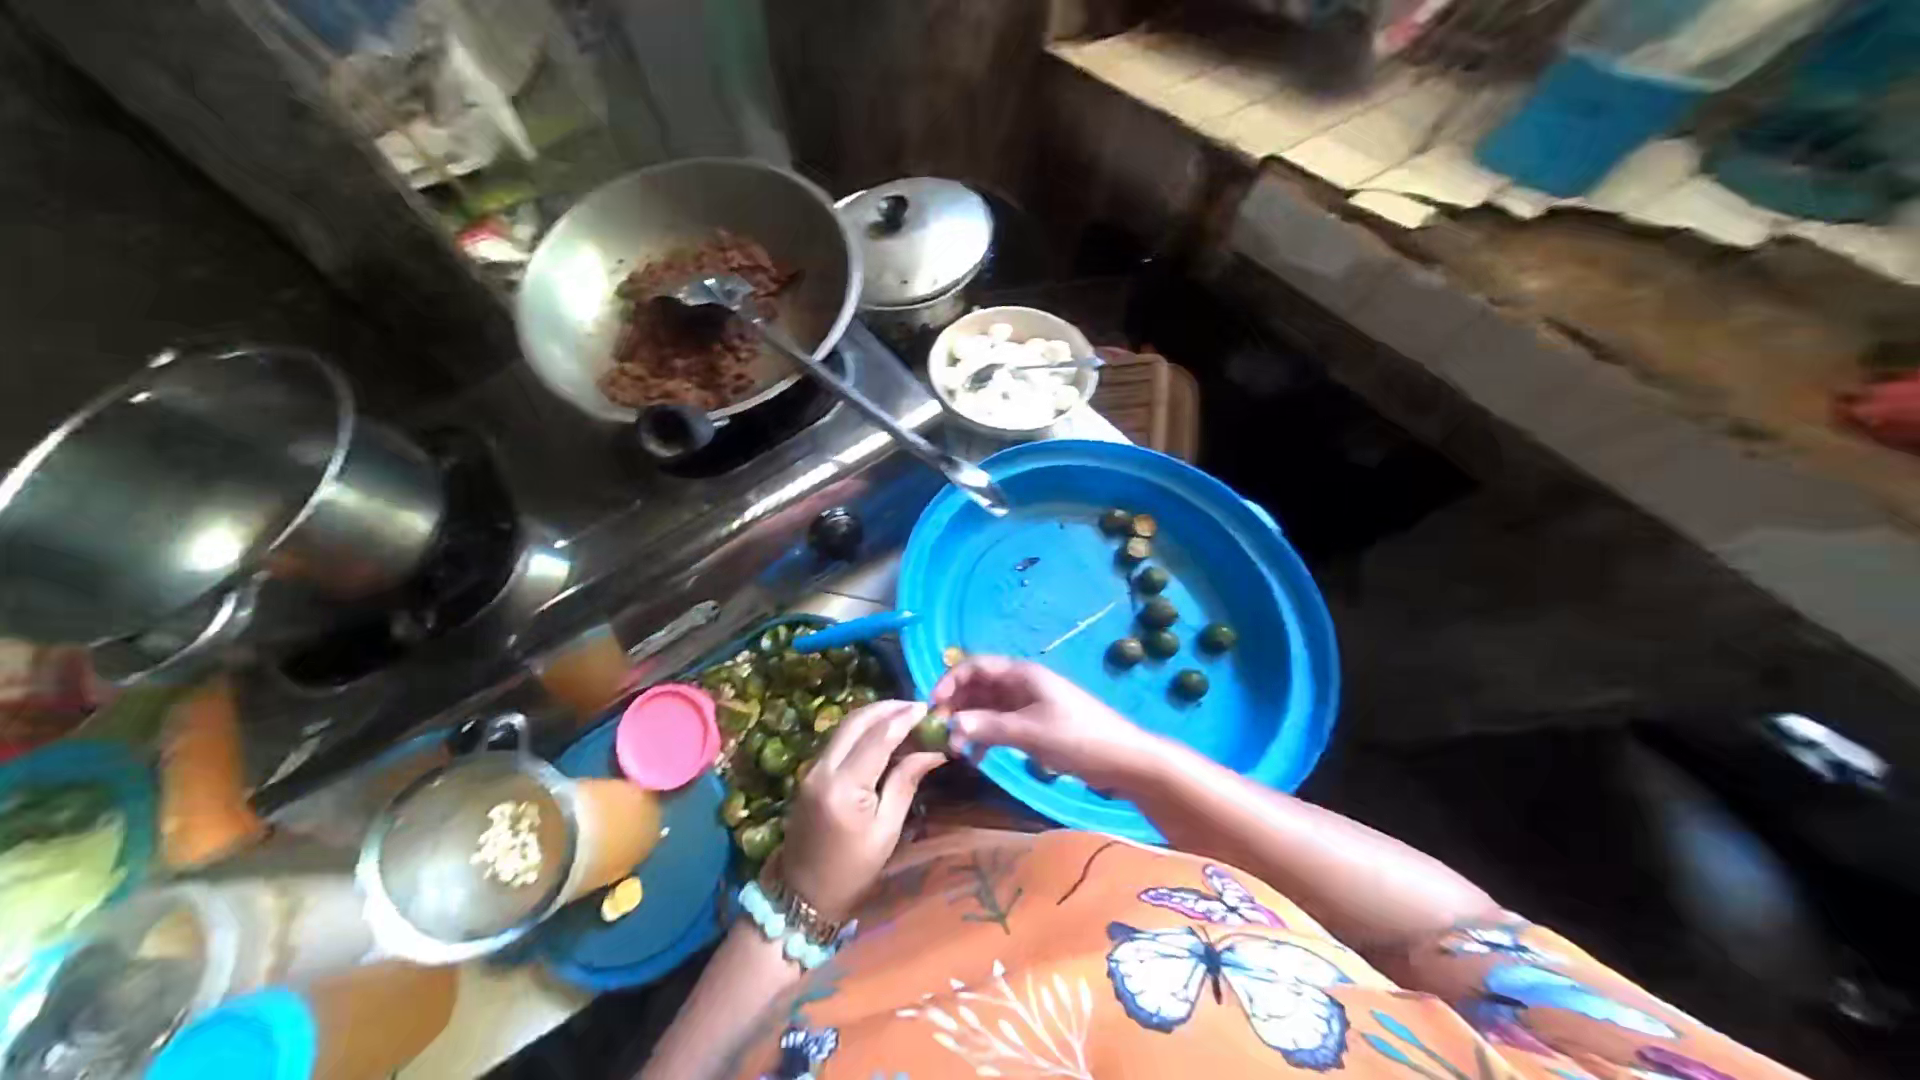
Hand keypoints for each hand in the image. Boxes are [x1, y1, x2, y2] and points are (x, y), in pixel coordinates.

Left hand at [778, 699, 946, 921]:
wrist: (802, 893)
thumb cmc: (852, 870)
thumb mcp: (887, 830)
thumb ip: (905, 783)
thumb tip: (933, 751)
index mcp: (843, 787)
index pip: (878, 737)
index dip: (904, 718)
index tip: (929, 708)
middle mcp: (823, 769)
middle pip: (856, 721)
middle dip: (888, 708)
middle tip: (918, 707)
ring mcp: (812, 769)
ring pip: (845, 726)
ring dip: (875, 715)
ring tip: (905, 716)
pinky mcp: (810, 772)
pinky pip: (839, 740)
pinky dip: (862, 730)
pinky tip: (883, 734)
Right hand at [933, 656, 1164, 789]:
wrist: (1123, 759)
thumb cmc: (1078, 738)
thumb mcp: (1030, 733)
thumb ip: (989, 727)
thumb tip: (950, 724)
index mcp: (1022, 675)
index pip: (975, 666)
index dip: (949, 681)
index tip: (933, 707)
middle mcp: (1021, 685)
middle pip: (978, 687)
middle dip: (956, 707)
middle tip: (940, 734)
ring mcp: (1028, 705)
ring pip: (987, 708)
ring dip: (969, 725)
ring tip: (956, 751)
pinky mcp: (1035, 725)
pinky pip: (1000, 725)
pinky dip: (985, 738)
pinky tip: (977, 759)